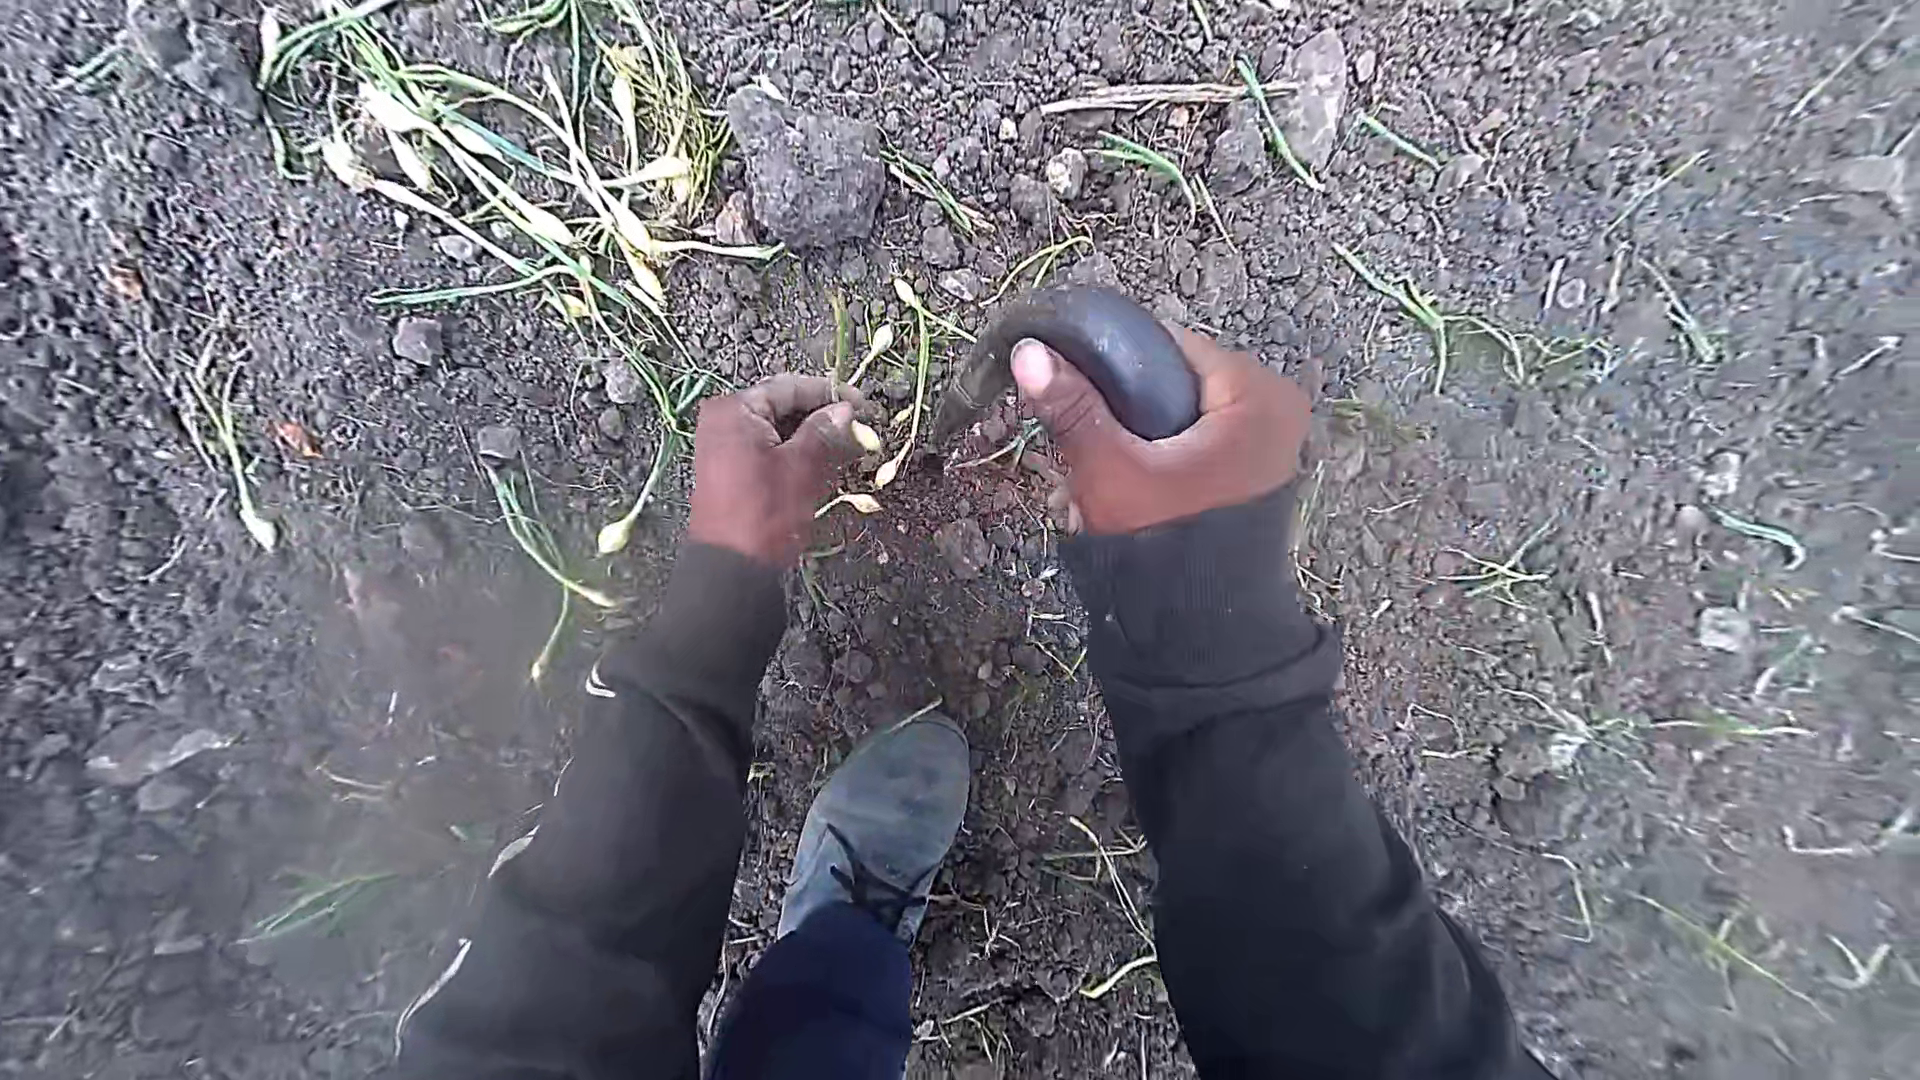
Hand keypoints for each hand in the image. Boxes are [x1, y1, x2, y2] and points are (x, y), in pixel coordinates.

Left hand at [687, 375, 861, 564]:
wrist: (732, 569)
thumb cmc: (766, 514)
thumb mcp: (802, 467)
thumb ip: (825, 430)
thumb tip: (846, 408)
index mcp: (734, 410)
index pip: (789, 387)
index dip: (830, 394)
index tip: (862, 403)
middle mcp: (724, 421)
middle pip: (783, 407)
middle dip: (822, 417)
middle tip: (858, 427)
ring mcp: (726, 447)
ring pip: (779, 430)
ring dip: (813, 437)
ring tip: (847, 447)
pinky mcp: (733, 470)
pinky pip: (770, 450)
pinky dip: (797, 453)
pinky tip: (823, 463)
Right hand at [1010, 327, 1308, 534]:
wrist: (1197, 625)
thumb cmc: (1165, 541)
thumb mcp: (1111, 470)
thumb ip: (1073, 409)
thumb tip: (1029, 353)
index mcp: (1257, 393)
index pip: (1168, 346)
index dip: (1113, 367)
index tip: (1076, 398)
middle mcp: (1273, 409)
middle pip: (1170, 383)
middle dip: (1118, 416)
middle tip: (1085, 454)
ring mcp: (1263, 443)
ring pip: (1175, 417)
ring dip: (1130, 442)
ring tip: (1096, 479)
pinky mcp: (1246, 472)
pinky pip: (1189, 445)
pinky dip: (1152, 460)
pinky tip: (1123, 489)